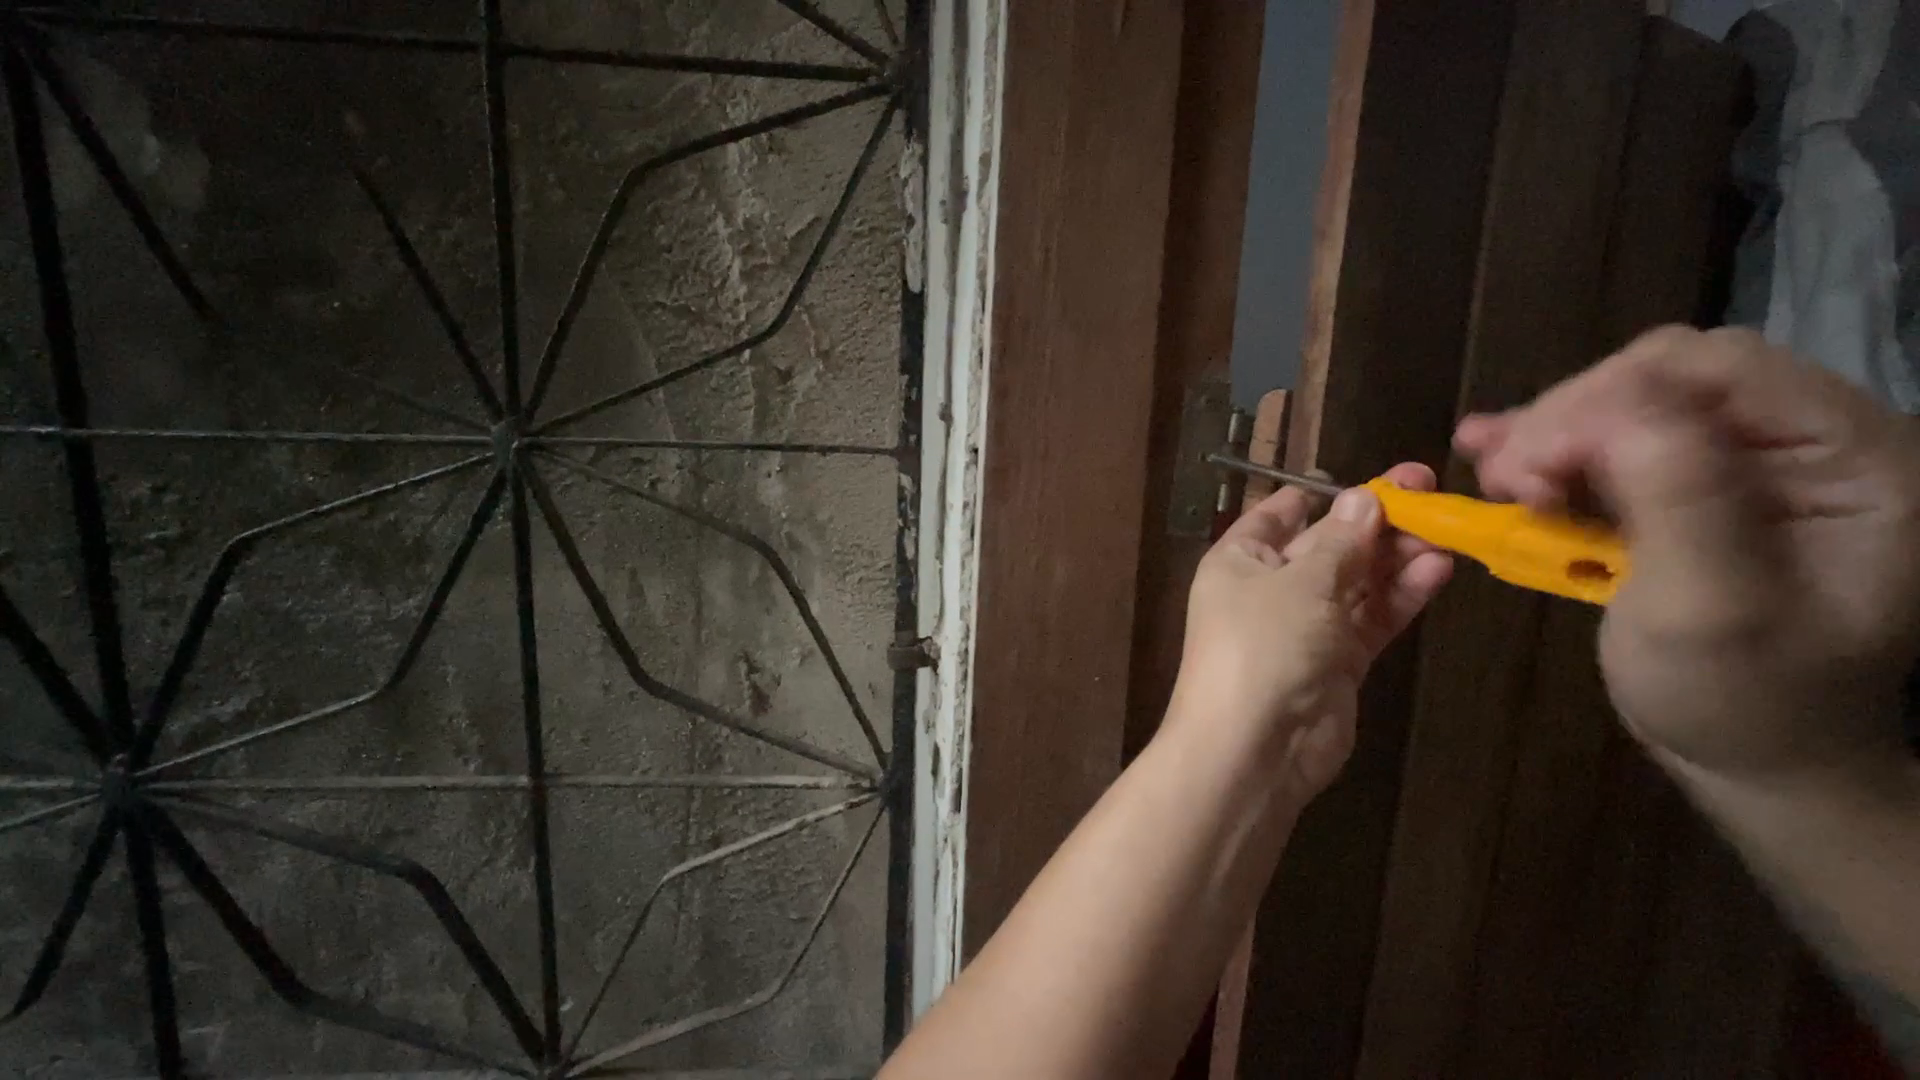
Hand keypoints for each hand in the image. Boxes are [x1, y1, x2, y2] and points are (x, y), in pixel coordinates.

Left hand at [1170, 465, 1452, 798]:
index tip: (1372, 479)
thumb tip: (1364, 497)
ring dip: (1396, 557)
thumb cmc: (1262, 645)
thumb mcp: (1300, 583)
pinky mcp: (1338, 660)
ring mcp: (1306, 626)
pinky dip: (1401, 595)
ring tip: (1448, 530)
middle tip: (1432, 491)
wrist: (1255, 745)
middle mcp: (1270, 588)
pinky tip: (1439, 568)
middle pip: (1327, 545)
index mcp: (1240, 560)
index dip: (1323, 495)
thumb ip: (1339, 543)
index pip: (1279, 516)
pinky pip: (1372, 617)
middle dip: (1375, 522)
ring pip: (1356, 581)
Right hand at [1455, 326, 1919, 785]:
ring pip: (1625, 401)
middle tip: (1505, 484)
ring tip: (1493, 481)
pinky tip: (1494, 461)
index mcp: (1851, 460)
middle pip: (1664, 376)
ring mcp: (1744, 461)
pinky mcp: (1690, 483)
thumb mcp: (1711, 610)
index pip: (1719, 370)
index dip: (1608, 399)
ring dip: (1545, 435)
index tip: (1531, 467)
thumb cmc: (1740, 698)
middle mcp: (1805, 442)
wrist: (1751, 753)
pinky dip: (1545, 449)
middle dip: (1569, 419)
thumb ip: (1679, 500)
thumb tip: (1610, 410)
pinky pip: (1608, 440)